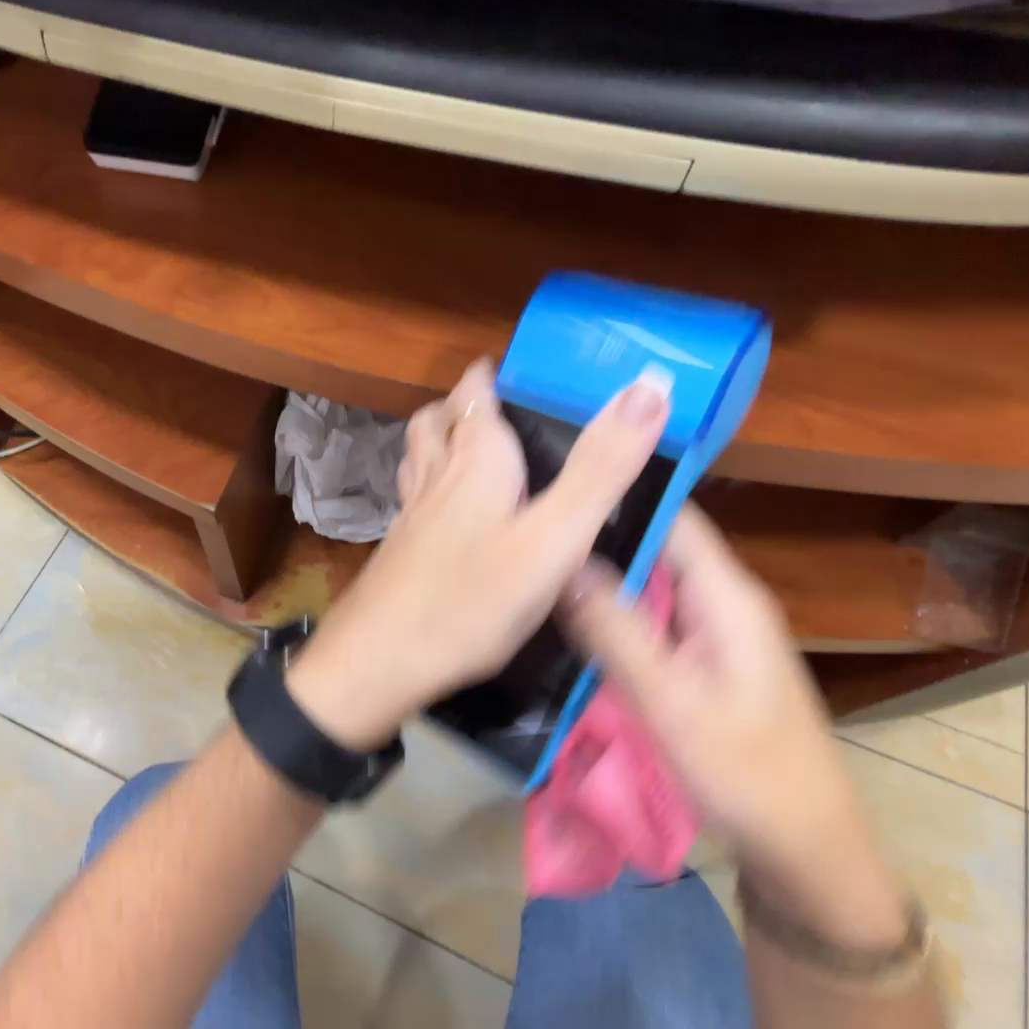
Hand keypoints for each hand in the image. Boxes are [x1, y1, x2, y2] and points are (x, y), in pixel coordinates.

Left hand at [286, 359, 667, 752]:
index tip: (530, 369)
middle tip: (501, 404)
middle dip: (466, 404)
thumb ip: (599, 467)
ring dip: (440, 437)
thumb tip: (648, 385)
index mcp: (475, 459)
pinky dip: (430, 484)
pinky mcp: (400, 547)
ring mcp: (411, 512)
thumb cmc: (472, 598)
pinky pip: (415, 495)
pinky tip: (447, 511)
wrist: (380, 660)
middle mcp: (435, 474)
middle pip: (441, 419)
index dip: (498, 375)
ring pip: (419, 454)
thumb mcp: (554, 537)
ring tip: (467, 440)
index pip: (478, 392)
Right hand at [557, 509, 906, 946]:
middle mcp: (719, 601)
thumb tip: (564, 559)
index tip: (551, 478)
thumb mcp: (673, 703)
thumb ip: (617, 631)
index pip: (671, 515)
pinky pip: (643, 618)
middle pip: (652, 545)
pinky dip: (605, 611)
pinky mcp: (693, 661)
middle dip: (594, 533)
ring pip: (643, 582)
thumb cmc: (747, 774)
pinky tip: (558, 614)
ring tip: (526, 559)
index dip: (617, 491)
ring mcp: (706, 632)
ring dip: (594, 573)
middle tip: (521, 523)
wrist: (803, 850)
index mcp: (727, 596)